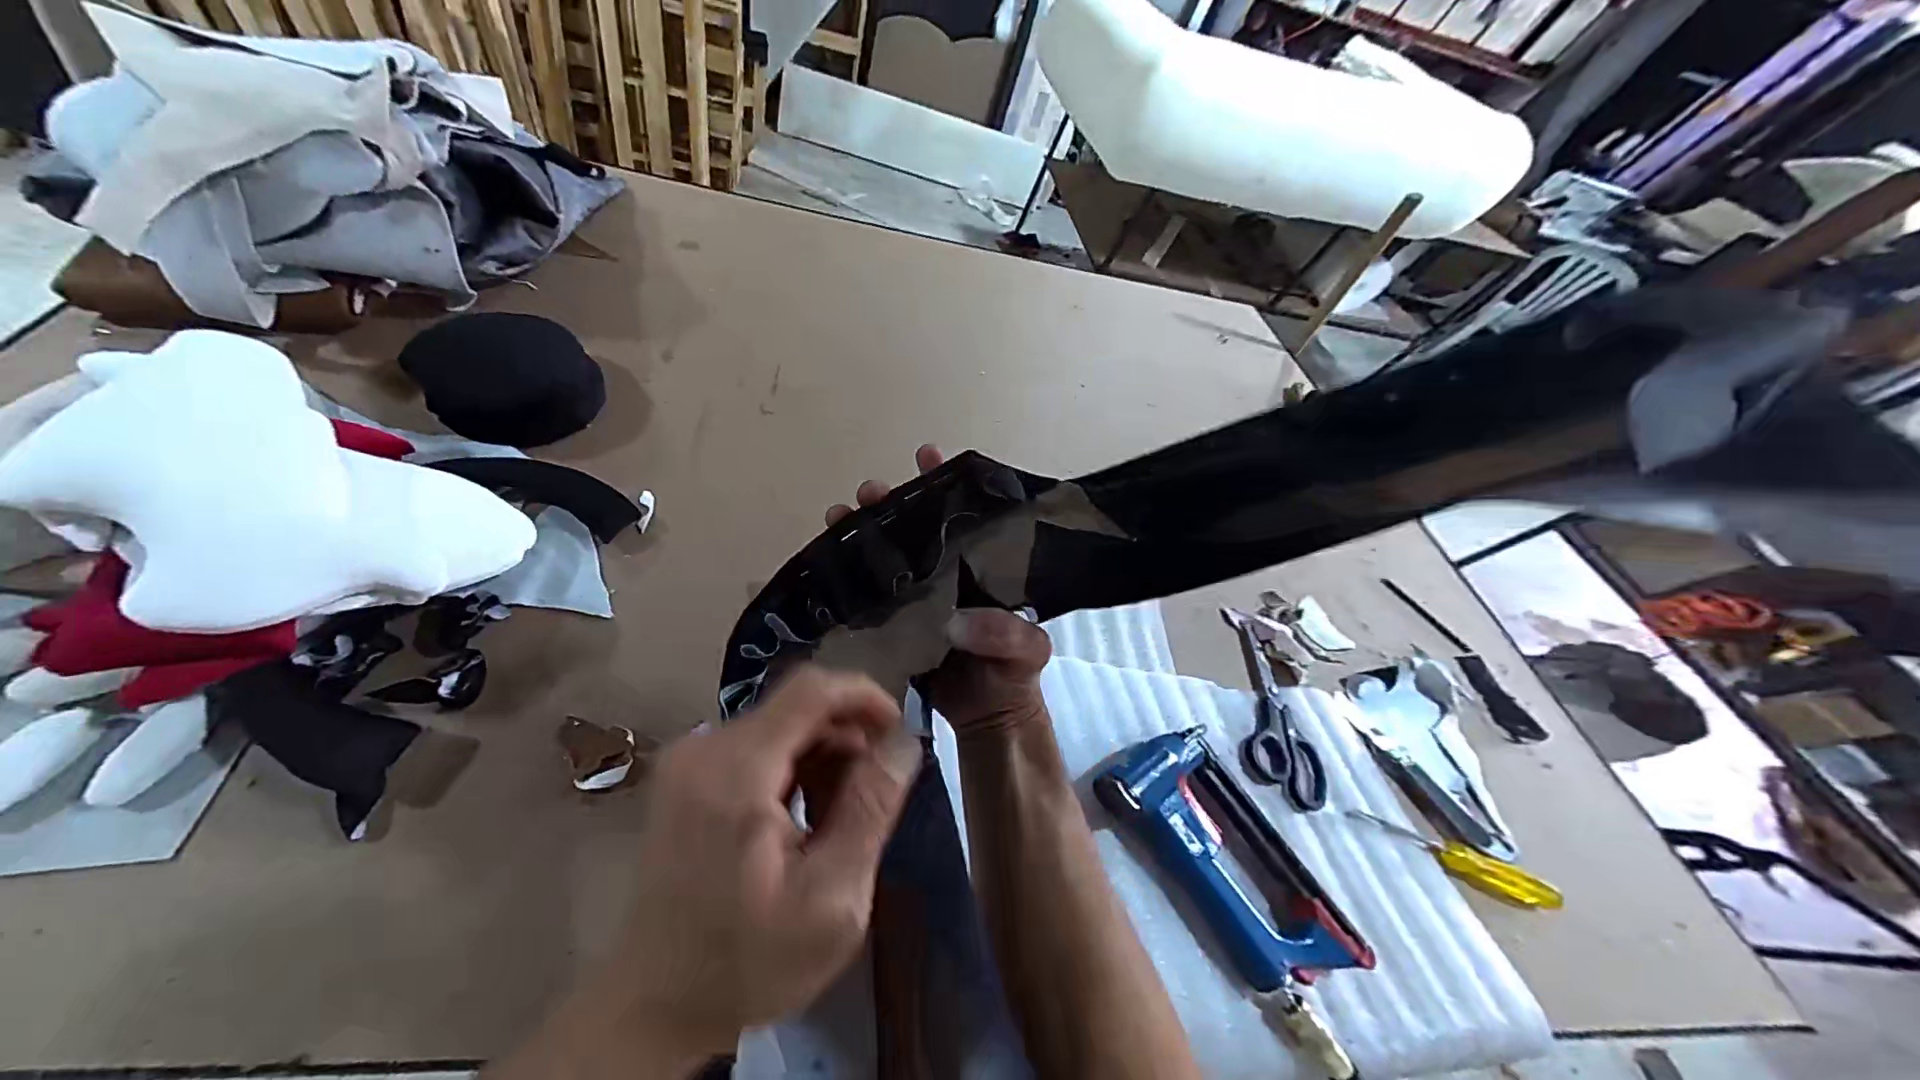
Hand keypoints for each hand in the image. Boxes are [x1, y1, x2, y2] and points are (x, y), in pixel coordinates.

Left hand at [598, 668, 920, 1060]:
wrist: (656, 1003)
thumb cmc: (748, 961)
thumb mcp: (831, 899)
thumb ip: (870, 810)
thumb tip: (903, 740)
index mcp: (735, 773)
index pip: (811, 689)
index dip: (864, 695)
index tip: (898, 731)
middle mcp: (704, 749)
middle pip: (796, 705)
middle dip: (847, 735)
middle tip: (874, 790)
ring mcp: (689, 760)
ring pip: (781, 723)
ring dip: (823, 753)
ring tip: (840, 813)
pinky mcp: (687, 775)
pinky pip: (758, 743)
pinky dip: (794, 765)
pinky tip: (805, 813)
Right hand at [826, 445, 1052, 739]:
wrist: (989, 720)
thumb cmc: (1014, 677)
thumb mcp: (1028, 651)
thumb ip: (1006, 634)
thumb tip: (957, 624)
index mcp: (981, 569)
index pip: (963, 515)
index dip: (945, 483)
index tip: (926, 455)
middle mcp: (946, 575)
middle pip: (915, 529)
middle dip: (891, 504)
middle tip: (870, 491)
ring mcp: (918, 600)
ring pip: (887, 557)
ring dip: (863, 532)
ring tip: (839, 515)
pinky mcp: (895, 626)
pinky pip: (870, 596)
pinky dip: (849, 578)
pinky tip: (827, 564)